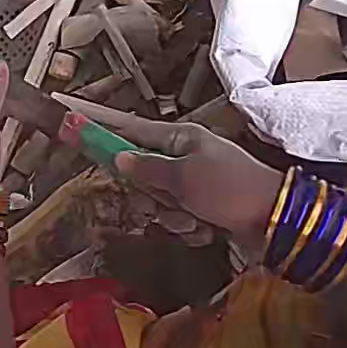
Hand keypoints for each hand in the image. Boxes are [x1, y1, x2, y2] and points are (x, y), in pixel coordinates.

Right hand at [107, 118, 283, 265]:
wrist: (275, 220)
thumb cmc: (230, 189)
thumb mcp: (184, 178)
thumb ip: (147, 169)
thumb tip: (118, 158)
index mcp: (180, 138)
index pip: (131, 129)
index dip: (101, 126)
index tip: (71, 117)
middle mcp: (183, 156)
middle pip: (141, 172)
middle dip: (153, 195)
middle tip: (167, 200)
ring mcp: (193, 182)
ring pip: (158, 200)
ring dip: (174, 216)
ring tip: (197, 218)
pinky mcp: (202, 206)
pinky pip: (177, 216)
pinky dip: (189, 226)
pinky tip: (207, 229)